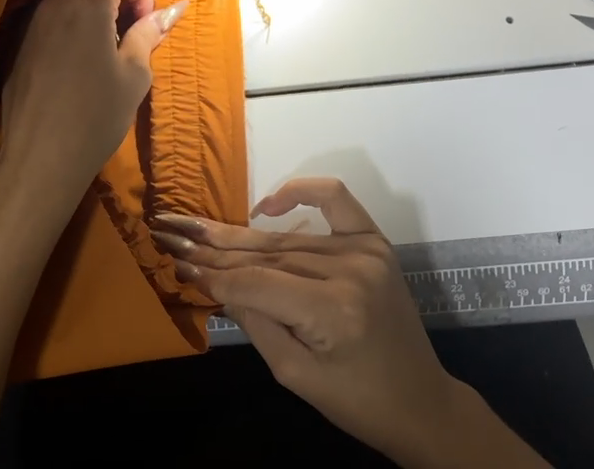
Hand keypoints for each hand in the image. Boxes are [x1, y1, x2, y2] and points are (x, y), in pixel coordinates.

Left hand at [0, 0, 182, 199]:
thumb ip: (149, 33)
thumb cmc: (96, 117)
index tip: (146, 25)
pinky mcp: (24, 40)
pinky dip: (75, 12)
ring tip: (110, 35)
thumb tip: (173, 8)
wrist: (40, 158)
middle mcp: (58, 0)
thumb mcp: (134, 75)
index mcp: (88, 3)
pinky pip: (53, 7)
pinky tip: (83, 54)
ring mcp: (36, 18)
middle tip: (130, 17)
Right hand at [153, 179, 522, 468]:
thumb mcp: (294, 374)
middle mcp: (349, 269)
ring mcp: (364, 250)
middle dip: (215, 248)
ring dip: (240, 235)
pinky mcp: (374, 242)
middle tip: (173, 235)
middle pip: (266, 253)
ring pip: (287, 238)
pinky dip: (300, 192)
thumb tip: (213, 282)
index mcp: (331, 309)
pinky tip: (268, 204)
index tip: (178, 265)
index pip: (256, 283)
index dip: (215, 276)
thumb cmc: (356, 401)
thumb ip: (255, 322)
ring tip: (199, 228)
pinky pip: (334, 200)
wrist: (420, 401)